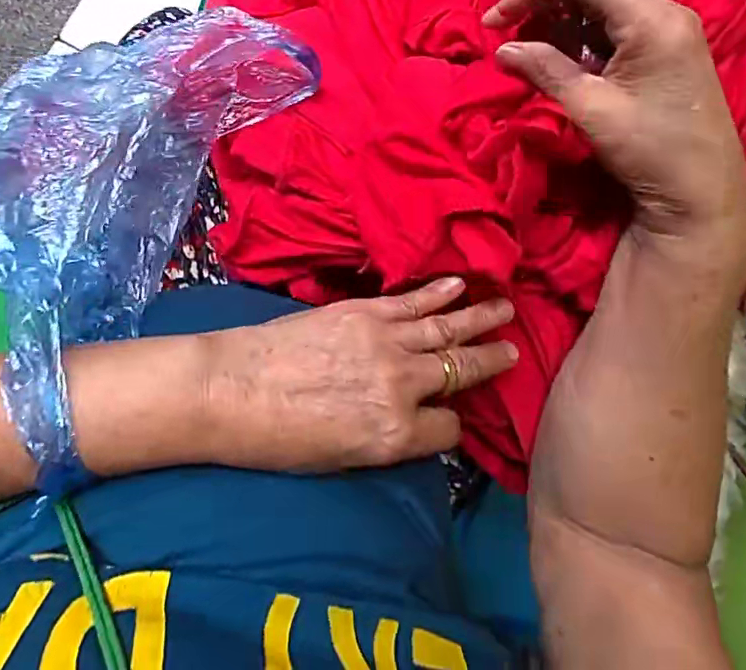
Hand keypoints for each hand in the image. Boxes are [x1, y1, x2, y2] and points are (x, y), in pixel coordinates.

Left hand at [196, 277, 518, 472]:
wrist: (230, 388)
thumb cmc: (277, 439)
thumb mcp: (341, 460)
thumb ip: (387, 439)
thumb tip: (413, 420)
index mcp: (396, 436)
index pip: (448, 430)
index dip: (449, 425)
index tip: (446, 419)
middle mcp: (402, 387)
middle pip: (458, 371)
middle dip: (489, 362)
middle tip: (515, 351)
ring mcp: (385, 343)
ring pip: (445, 329)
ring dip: (479, 318)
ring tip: (505, 310)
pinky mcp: (364, 310)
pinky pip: (412, 302)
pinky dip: (439, 293)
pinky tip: (460, 285)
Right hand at [482, 0, 745, 265]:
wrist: (702, 197)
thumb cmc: (652, 150)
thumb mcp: (591, 108)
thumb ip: (545, 69)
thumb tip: (503, 50)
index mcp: (653, 18)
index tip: (497, 20)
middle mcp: (663, 13)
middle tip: (506, 31)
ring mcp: (665, 32)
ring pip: (600, 2)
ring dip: (556, 17)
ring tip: (524, 47)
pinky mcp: (661, 52)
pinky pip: (611, 27)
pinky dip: (576, 35)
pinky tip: (553, 58)